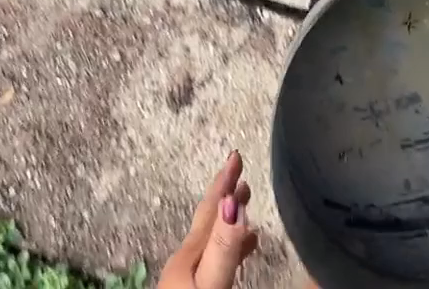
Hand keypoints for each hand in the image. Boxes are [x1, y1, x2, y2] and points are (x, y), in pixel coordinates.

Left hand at [158, 151, 258, 288]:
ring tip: (243, 204)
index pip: (212, 206)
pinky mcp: (189, 287)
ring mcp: (185, 273)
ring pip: (211, 236)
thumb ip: (222, 244)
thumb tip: (233, 200)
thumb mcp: (209, 280)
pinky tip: (234, 251)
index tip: (234, 153)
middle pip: (209, 217)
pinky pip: (213, 255)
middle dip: (225, 192)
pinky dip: (227, 244)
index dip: (224, 179)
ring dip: (228, 217)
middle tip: (240, 171)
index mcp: (190, 250)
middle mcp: (186, 256)